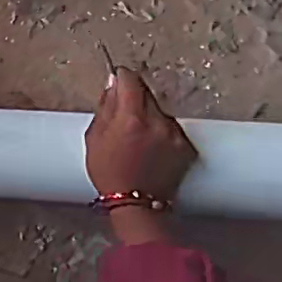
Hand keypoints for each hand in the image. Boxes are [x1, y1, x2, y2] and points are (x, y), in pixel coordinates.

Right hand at [84, 68, 197, 243]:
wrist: (136, 204)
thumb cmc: (109, 173)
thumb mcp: (94, 138)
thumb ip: (105, 108)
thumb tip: (113, 86)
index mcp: (131, 118)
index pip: (131, 81)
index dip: (122, 76)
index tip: (117, 78)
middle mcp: (158, 122)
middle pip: (147, 94)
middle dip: (133, 98)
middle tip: (122, 115)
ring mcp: (175, 135)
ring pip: (159, 111)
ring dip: (148, 115)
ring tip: (135, 138)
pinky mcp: (186, 146)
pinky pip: (171, 128)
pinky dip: (161, 131)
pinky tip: (149, 148)